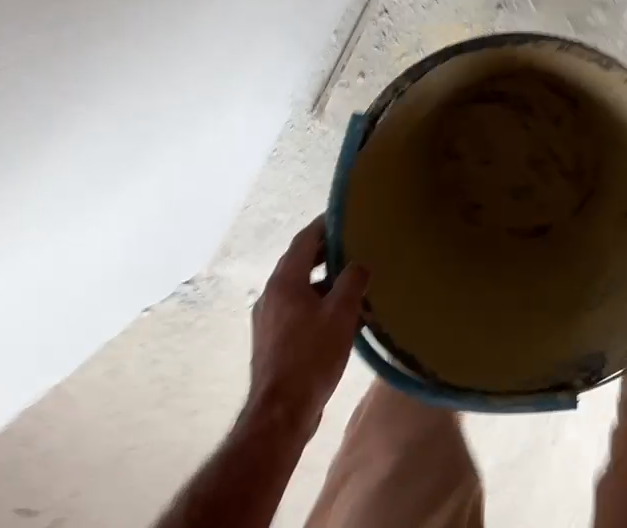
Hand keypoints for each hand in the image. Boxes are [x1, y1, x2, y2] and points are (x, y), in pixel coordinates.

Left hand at [248, 216, 368, 427]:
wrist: (281, 411)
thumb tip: (359, 264)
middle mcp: (271, 294)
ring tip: (351, 280)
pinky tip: (338, 315)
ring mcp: (268, 318)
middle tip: (355, 245)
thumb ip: (352, 282)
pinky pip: (296, 308)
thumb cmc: (312, 356)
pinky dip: (316, 301)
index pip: (305, 239)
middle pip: (299, 261)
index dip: (325, 225)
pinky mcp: (272, 339)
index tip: (346, 215)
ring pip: (298, 287)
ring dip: (322, 279)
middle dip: (326, 251)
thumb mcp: (341, 314)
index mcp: (285, 281)